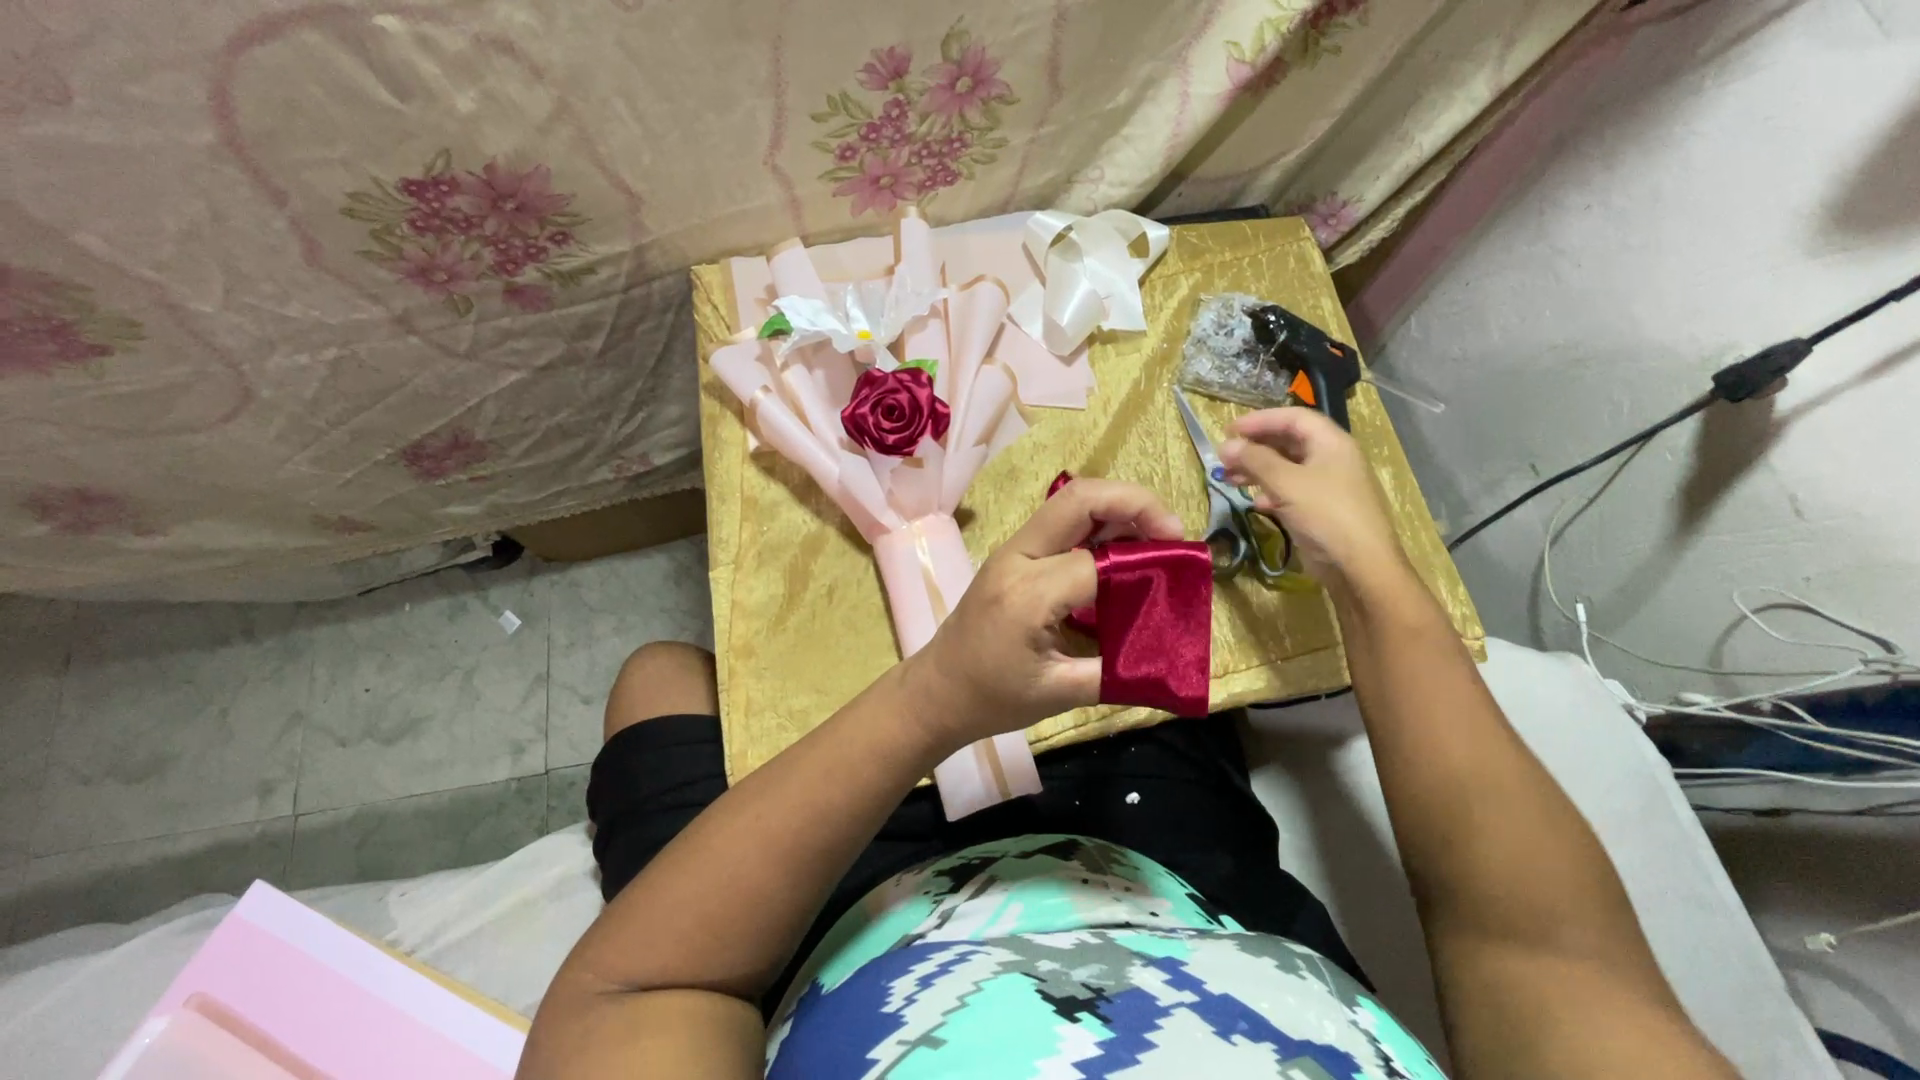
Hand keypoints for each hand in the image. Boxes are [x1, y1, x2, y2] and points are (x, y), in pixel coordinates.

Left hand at [908, 478, 1183, 745]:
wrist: (936, 691)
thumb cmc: (991, 698)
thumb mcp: (1059, 694)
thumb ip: (1117, 674)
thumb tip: (1172, 661)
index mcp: (1027, 595)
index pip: (1098, 562)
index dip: (1145, 564)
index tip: (1182, 579)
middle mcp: (1017, 559)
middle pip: (1080, 498)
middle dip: (1135, 502)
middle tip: (1175, 532)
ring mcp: (1011, 551)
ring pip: (1070, 502)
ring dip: (1118, 508)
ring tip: (1158, 537)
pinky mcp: (1013, 555)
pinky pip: (1061, 523)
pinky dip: (1100, 524)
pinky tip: (1124, 551)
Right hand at [1216, 407, 1405, 586]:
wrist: (1359, 566)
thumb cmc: (1326, 515)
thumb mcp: (1286, 483)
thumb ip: (1255, 460)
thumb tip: (1226, 446)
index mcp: (1331, 443)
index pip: (1293, 418)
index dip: (1260, 420)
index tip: (1228, 431)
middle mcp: (1331, 459)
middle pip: (1288, 442)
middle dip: (1255, 447)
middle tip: (1225, 457)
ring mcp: (1328, 486)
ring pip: (1287, 469)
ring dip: (1257, 471)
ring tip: (1230, 479)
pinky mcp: (1321, 510)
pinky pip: (1291, 492)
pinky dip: (1270, 493)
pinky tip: (1255, 503)